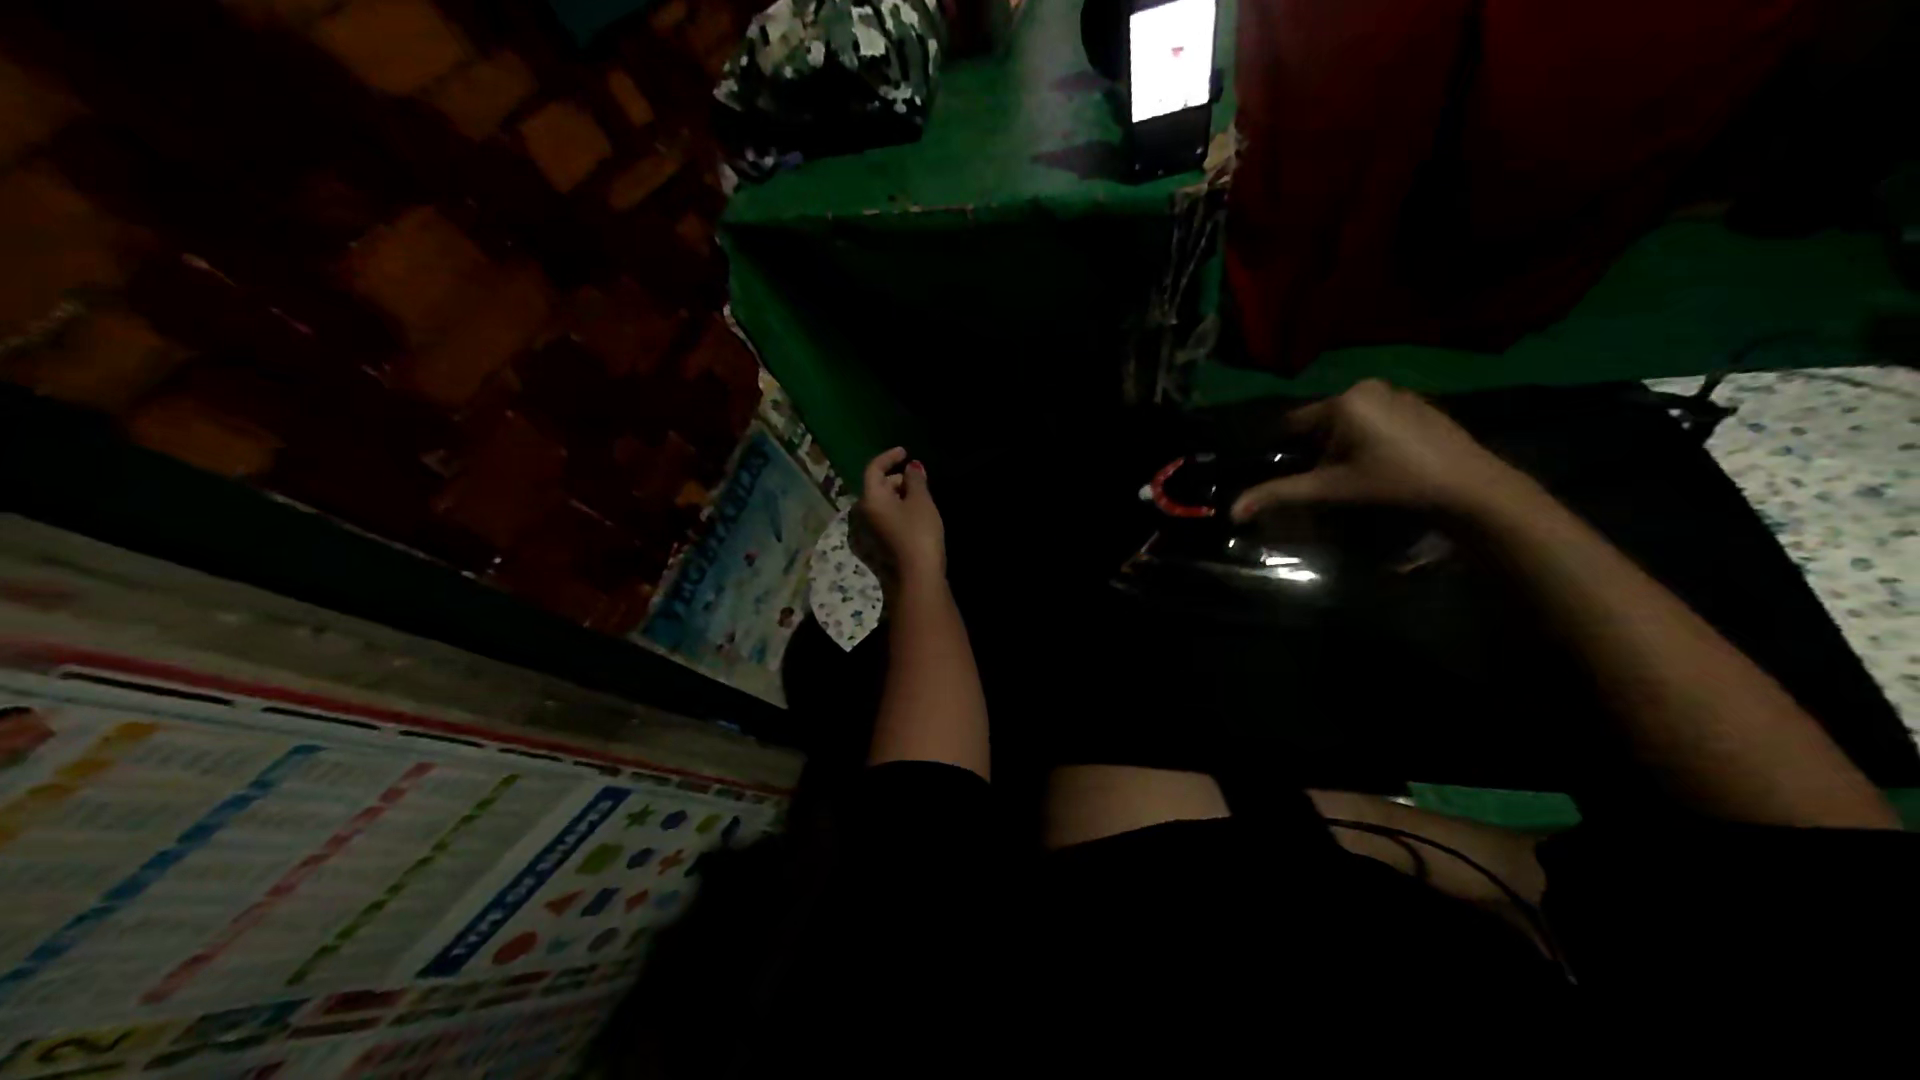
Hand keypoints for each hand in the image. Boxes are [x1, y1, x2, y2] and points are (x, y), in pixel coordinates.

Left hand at [857, 447, 944, 585]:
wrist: (917, 575)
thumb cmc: (919, 532)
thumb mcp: (920, 501)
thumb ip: (915, 480)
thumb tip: (911, 467)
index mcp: (871, 498)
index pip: (874, 469)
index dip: (888, 457)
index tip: (905, 451)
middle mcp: (865, 512)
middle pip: (877, 486)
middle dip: (896, 477)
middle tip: (918, 477)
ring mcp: (871, 528)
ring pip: (882, 502)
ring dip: (898, 493)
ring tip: (920, 493)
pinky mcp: (881, 540)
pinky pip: (887, 515)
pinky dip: (898, 507)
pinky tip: (916, 510)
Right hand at [1231, 380, 1532, 520]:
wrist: (1468, 487)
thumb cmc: (1393, 483)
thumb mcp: (1331, 488)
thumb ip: (1280, 494)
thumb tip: (1232, 511)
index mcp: (1343, 401)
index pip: (1293, 424)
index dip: (1286, 452)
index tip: (1290, 474)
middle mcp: (1368, 387)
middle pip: (1322, 422)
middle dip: (1318, 451)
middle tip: (1328, 481)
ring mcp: (1397, 393)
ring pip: (1349, 422)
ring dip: (1344, 446)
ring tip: (1358, 477)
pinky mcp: (1419, 405)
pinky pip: (1377, 419)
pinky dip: (1370, 440)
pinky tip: (1385, 466)